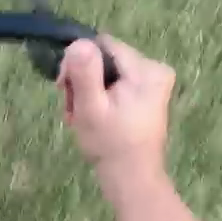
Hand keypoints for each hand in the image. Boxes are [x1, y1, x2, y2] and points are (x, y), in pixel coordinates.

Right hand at [59, 35, 175, 181]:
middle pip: (102, 58)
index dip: (78, 63)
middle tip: (73, 108)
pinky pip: (113, 82)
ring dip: (86, 90)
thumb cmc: (110, 144)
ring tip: (81, 115)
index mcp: (146, 69)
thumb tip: (77, 42)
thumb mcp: (91, 108)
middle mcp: (155, 69)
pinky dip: (98, 96)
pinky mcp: (146, 93)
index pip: (101, 45)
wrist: (130, 177)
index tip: (66, 89)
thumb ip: (84, 74)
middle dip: (82, 80)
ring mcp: (152, 81)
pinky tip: (93, 115)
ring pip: (104, 71)